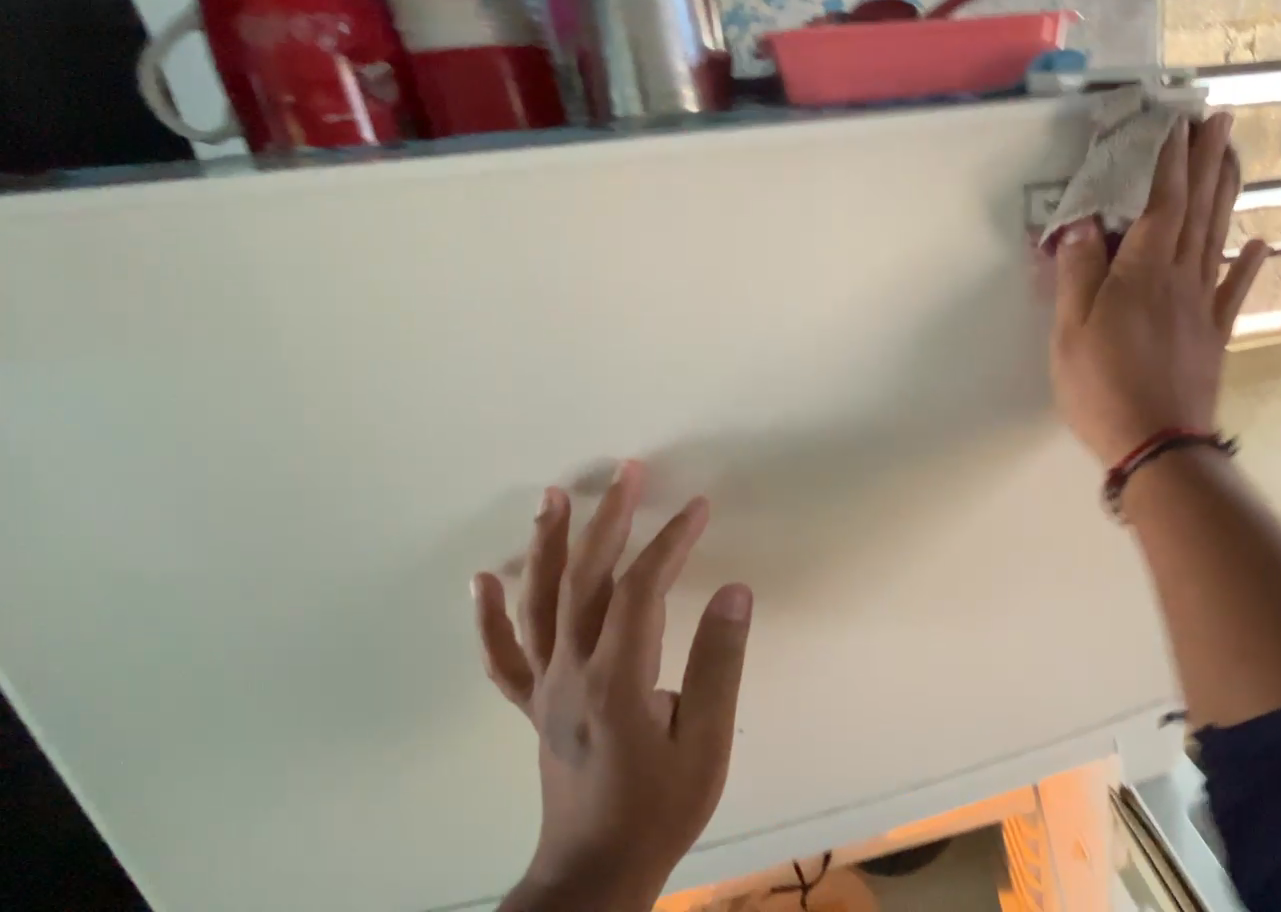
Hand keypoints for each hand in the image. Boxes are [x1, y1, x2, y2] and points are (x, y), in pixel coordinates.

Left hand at [472, 460, 753, 910]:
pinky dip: (489, 616)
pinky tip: (483, 580)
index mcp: (617, 679)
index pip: (640, 589)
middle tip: (625, 472)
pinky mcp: (533, 707)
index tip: (697, 508)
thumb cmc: (660, 808)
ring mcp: (545, 689)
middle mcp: (571, 673)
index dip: (669, 542)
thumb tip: (734, 590)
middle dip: (606, 520)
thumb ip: (719, 663)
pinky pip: (503, 657)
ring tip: (552, 497)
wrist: (595, 872)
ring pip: (538, 604)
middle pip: (583, 581)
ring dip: (547, 546)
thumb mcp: (706, 741)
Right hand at [1050, 113, 1268, 466]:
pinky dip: (1247, 264)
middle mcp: (1180, 278)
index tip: (1177, 121)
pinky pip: (1234, 291)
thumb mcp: (1071, 331)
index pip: (1160, 203)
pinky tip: (1260, 242)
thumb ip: (1078, 273)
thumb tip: (1083, 222)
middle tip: (1220, 119)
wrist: (1158, 445)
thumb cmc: (1102, 388)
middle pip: (1197, 209)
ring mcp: (1203, 306)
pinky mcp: (1215, 334)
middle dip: (1207, 161)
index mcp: (1142, 273)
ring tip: (1235, 156)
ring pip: (1217, 238)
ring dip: (1226, 193)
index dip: (1168, 161)